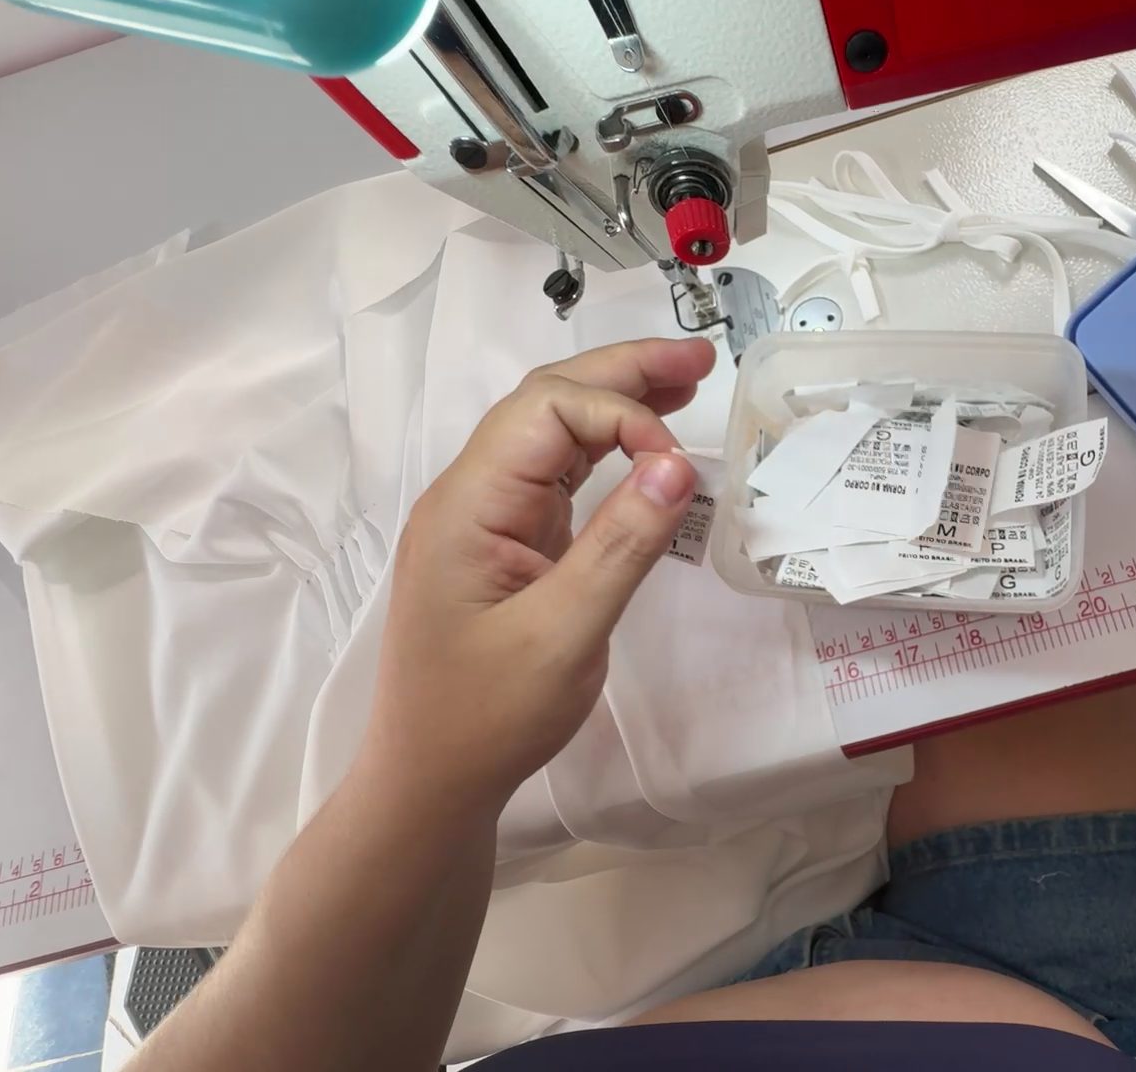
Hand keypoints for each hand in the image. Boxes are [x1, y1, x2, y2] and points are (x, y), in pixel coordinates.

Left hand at [363, 337, 716, 812]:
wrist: (435, 777)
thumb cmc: (489, 714)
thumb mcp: (565, 633)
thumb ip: (623, 544)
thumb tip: (678, 467)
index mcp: (471, 505)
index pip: (548, 411)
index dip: (623, 416)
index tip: (679, 467)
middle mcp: (476, 495)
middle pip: (549, 402)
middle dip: (625, 372)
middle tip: (700, 358)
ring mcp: (494, 516)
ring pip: (558, 431)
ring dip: (621, 400)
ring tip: (685, 379)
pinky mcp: (516, 540)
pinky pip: (565, 473)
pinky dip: (613, 447)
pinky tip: (649, 441)